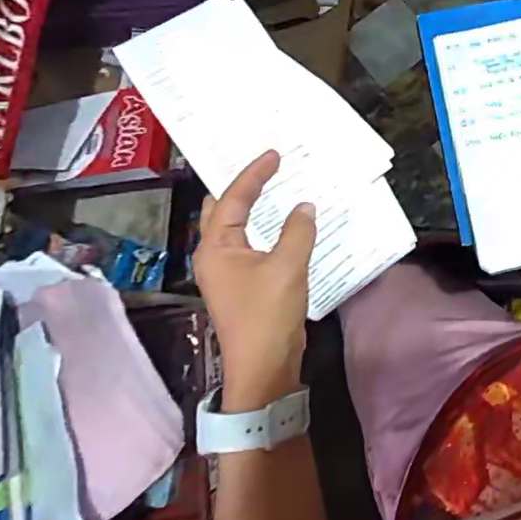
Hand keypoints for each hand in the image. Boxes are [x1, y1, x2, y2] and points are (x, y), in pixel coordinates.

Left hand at [194, 150, 317, 409]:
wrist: (264, 364)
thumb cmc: (268, 313)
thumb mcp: (288, 267)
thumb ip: (298, 232)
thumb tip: (304, 206)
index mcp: (216, 248)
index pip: (231, 200)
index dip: (253, 175)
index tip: (274, 155)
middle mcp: (215, 255)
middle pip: (224, 211)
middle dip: (245, 188)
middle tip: (267, 168)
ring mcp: (230, 271)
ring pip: (240, 229)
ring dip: (258, 210)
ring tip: (280, 189)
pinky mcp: (246, 283)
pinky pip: (256, 245)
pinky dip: (270, 230)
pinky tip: (290, 226)